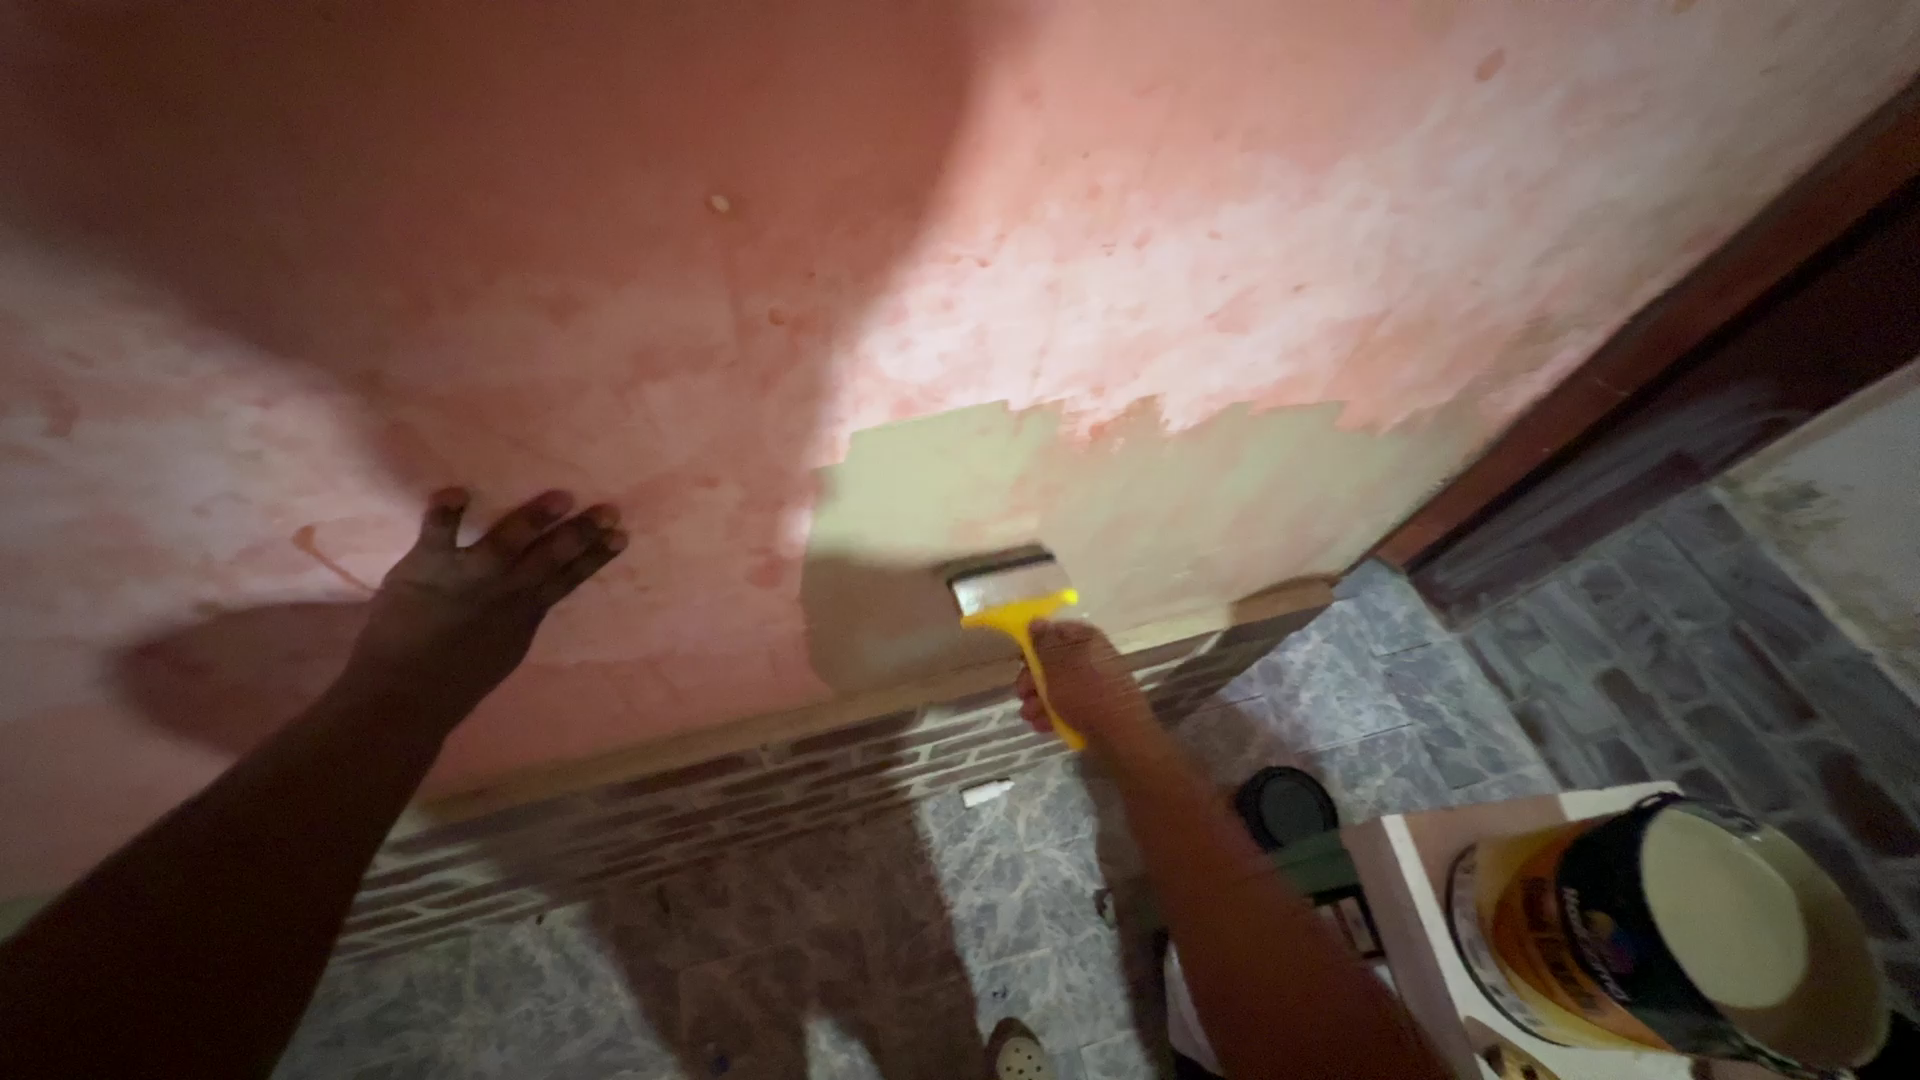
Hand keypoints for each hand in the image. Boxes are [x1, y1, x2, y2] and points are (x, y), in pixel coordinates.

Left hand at [341, 487, 626, 721]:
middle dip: (582, 532)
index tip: (622, 535)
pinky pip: (438, 534)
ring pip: (509, 541)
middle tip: (608, 510)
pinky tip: (458, 491)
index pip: (571, 577)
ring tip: (561, 497)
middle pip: (552, 555)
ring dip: (534, 518)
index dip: (597, 556)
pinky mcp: (428, 567)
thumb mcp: (507, 647)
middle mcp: (507, 590)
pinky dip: (446, 512)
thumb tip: (536, 597)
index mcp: (527, 610)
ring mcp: (470, 577)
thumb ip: (521, 615)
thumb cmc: (457, 677)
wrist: (404, 694)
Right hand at [1014, 619, 1152, 740]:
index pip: (1055, 631)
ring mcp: (1094, 684)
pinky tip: (1043, 726)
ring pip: (1057, 687)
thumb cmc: (1086, 693)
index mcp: (1086, 639)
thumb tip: (1036, 620)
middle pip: (1052, 662)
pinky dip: (1053, 714)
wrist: (1122, 736)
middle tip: (1022, 693)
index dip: (1035, 643)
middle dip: (1032, 679)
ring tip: (1030, 716)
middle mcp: (1091, 657)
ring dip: (1038, 701)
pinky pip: (1068, 705)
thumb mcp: (1058, 664)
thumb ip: (1044, 642)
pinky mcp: (1095, 708)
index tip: (1020, 659)